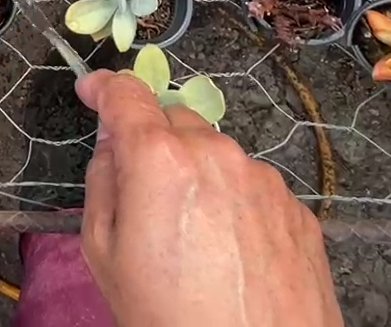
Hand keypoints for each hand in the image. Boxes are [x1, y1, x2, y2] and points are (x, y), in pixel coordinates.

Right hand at [76, 71, 341, 326]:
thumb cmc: (165, 315)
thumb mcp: (102, 250)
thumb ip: (102, 177)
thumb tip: (114, 143)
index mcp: (160, 157)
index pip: (126, 93)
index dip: (102, 86)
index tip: (90, 92)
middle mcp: (215, 152)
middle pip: (172, 119)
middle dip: (152, 140)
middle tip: (145, 191)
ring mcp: (264, 180)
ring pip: (215, 152)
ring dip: (197, 170)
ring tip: (196, 233)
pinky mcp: (300, 212)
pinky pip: (252, 186)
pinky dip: (234, 200)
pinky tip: (232, 250)